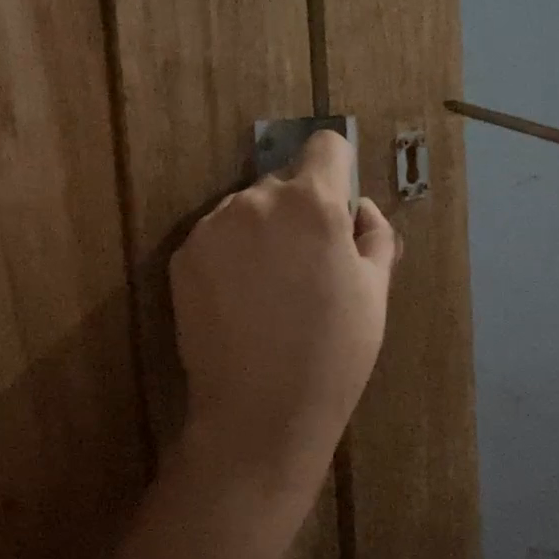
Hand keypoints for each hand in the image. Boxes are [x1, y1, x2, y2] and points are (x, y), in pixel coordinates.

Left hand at [169, 131, 398, 495]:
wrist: (259, 411)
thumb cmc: (333, 353)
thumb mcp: (375, 294)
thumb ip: (375, 235)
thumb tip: (359, 207)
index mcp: (312, 202)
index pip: (325, 147)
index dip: (337, 169)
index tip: (338, 203)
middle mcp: (256, 200)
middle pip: (284, 183)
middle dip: (299, 211)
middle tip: (307, 267)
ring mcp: (213, 227)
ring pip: (246, 210)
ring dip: (261, 232)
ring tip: (269, 290)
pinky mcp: (183, 256)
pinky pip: (216, 238)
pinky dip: (230, 256)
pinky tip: (238, 301)